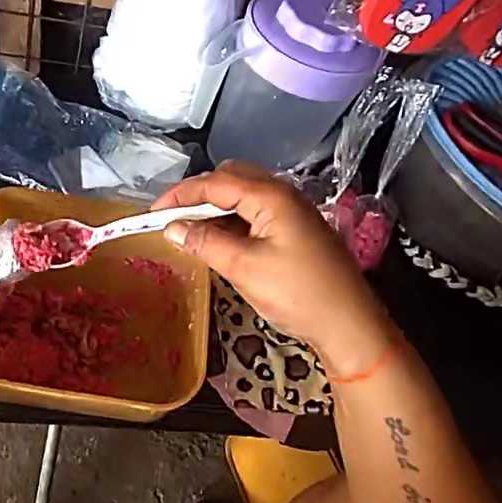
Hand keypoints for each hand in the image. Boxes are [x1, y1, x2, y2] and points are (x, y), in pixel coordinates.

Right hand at [153, 163, 396, 374]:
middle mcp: (283, 194)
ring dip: (216, 209)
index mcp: (271, 195)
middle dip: (199, 195)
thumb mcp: (244, 268)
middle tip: (173, 219)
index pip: (217, 181)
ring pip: (245, 197)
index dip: (181, 194)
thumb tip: (173, 227)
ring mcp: (292, 211)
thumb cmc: (297, 293)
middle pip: (232, 179)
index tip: (153, 213)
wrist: (348, 322)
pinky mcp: (296, 230)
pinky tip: (219, 241)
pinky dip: (233, 222)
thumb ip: (206, 242)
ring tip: (190, 232)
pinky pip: (257, 214)